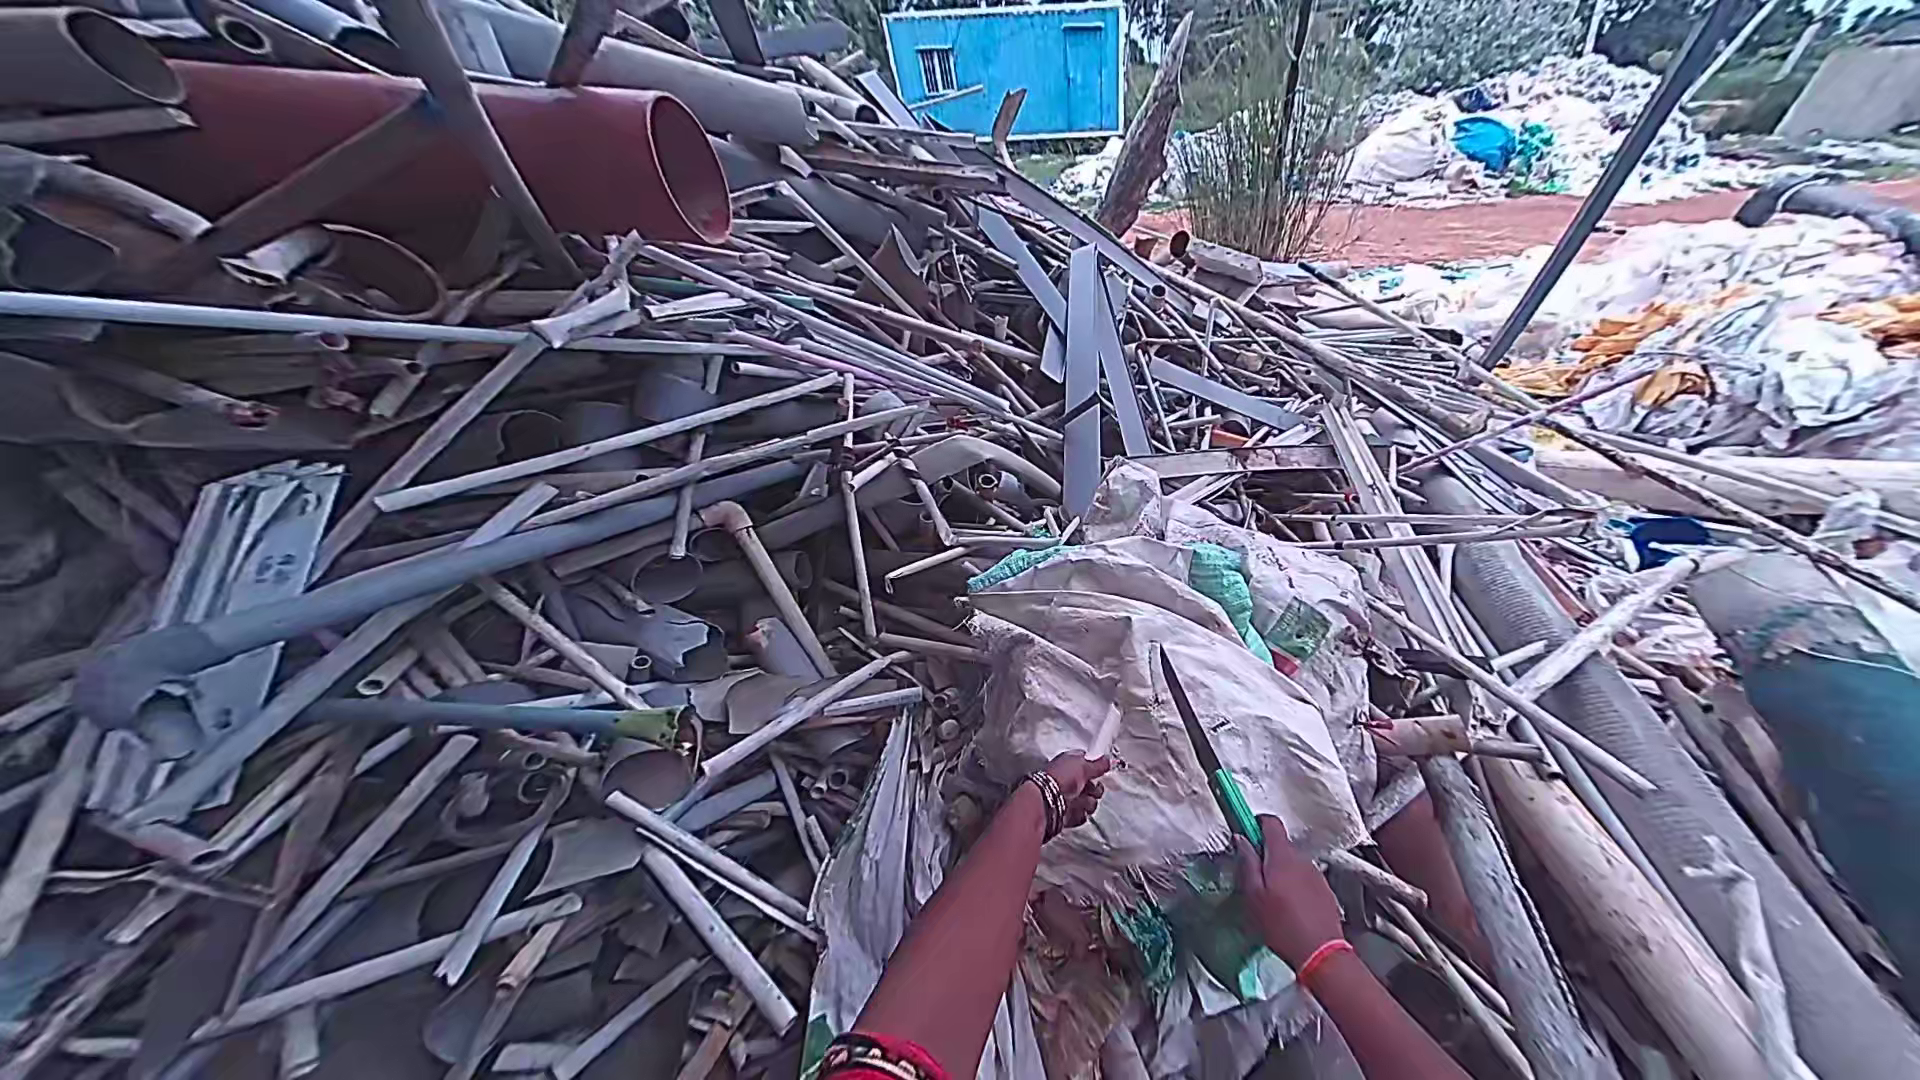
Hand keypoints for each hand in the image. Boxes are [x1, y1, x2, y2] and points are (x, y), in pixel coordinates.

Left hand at [1041, 751, 1110, 828]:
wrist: (1048, 801)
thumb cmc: (1060, 778)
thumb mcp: (1083, 765)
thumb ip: (1098, 764)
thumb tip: (1107, 760)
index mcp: (1068, 763)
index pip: (1087, 763)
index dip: (1096, 767)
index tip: (1102, 770)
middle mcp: (1067, 779)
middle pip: (1091, 785)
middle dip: (1095, 789)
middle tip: (1090, 788)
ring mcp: (1067, 797)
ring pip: (1089, 802)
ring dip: (1088, 803)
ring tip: (1080, 800)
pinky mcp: (1066, 813)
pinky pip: (1082, 815)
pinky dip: (1080, 814)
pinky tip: (1074, 809)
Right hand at [1233, 815, 1344, 966]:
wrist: (1322, 956)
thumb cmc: (1281, 924)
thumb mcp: (1253, 893)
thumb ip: (1247, 861)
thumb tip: (1241, 839)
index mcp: (1282, 856)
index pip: (1271, 823)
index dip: (1256, 822)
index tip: (1246, 833)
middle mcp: (1302, 860)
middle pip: (1281, 844)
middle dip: (1266, 854)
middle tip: (1255, 874)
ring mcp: (1317, 876)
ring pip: (1293, 863)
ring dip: (1282, 870)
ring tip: (1273, 895)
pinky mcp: (1326, 892)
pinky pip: (1305, 878)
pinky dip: (1296, 884)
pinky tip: (1290, 906)